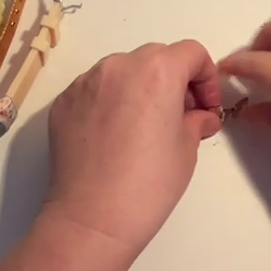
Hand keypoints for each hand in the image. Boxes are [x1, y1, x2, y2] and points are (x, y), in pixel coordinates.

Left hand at [38, 41, 222, 257]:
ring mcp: (86, 82)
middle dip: (174, 79)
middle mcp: (118, 66)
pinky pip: (95, 89)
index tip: (205, 108)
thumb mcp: (186, 150)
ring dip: (139, 87)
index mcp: (157, 71)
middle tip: (179, 115)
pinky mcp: (64, 102)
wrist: (92, 218)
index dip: (206, 77)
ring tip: (143, 125)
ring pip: (122, 70)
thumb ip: (196, 121)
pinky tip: (113, 136)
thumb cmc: (149, 184)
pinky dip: (110, 101)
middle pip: (156, 56)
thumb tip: (199, 117)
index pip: (191, 52)